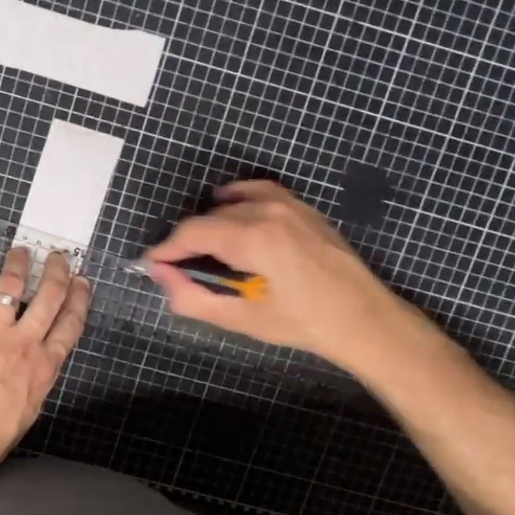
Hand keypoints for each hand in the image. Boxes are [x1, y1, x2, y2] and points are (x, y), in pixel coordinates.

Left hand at [0, 246, 91, 496]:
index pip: (70, 325)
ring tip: (20, 251)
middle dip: (57, 273)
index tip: (83, 282)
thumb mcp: (28, 413)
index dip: (78, 300)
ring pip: (9, 290)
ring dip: (17, 267)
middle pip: (47, 299)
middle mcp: (22, 344)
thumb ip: (35, 383)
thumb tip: (35, 370)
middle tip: (60, 256)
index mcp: (44, 367)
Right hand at [144, 180, 424, 372]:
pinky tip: (225, 204)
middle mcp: (269, 212)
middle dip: (187, 244)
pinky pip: (258, 192)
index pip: (192, 232)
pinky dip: (236, 197)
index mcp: (254, 238)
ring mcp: (289, 205)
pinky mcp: (302, 208)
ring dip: (210, 227)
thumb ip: (192, 297)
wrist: (361, 317)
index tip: (152, 267)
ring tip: (204, 256)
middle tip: (179, 272)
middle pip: (209, 219)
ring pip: (230, 207)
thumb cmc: (301, 323)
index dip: (166, 250)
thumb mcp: (240, 319)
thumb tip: (161, 275)